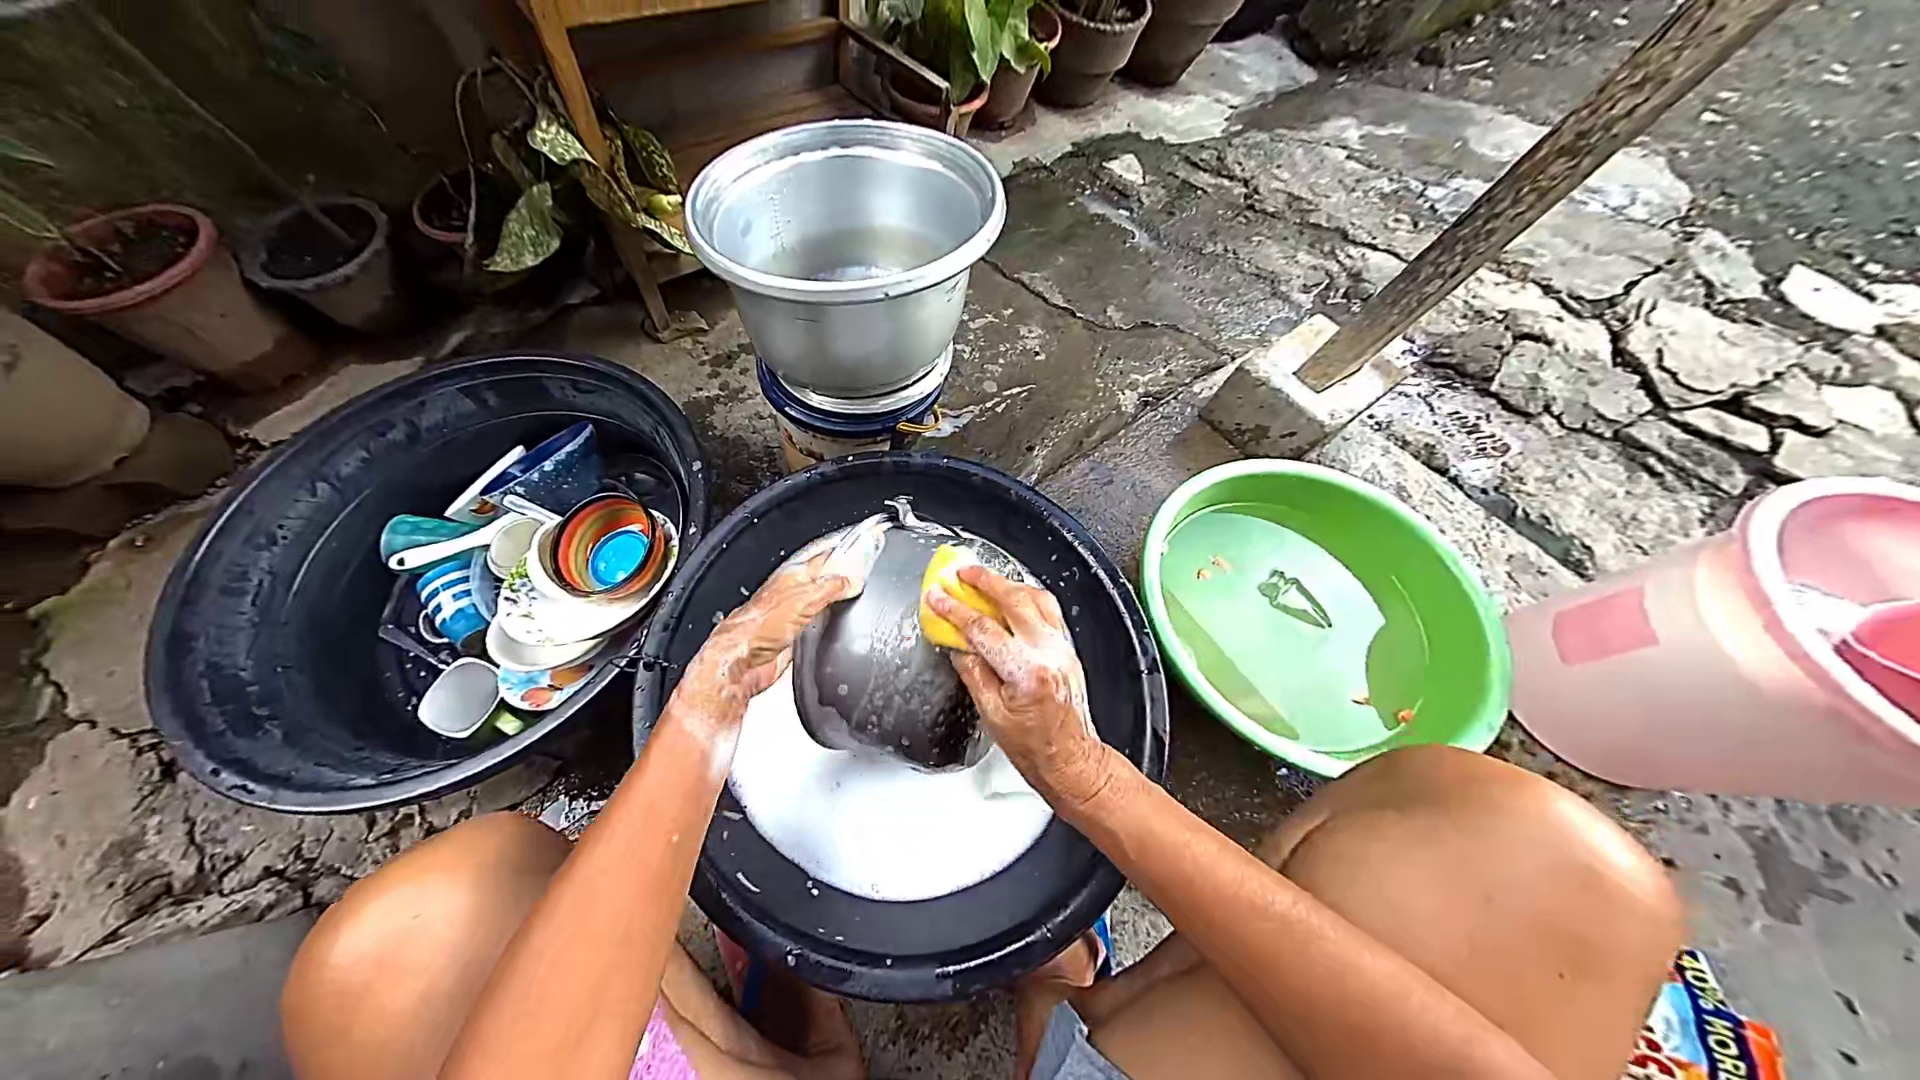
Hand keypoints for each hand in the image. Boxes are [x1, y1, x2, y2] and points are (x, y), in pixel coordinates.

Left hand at [673, 549, 855, 723]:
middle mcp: (792, 592)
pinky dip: (830, 617)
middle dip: (843, 572)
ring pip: (821, 598)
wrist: (740, 663)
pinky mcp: (795, 634)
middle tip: (864, 569)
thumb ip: (829, 589)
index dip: (843, 550)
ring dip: (837, 596)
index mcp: (792, 576)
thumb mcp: (801, 601)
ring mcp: (793, 612)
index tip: (862, 546)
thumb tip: (852, 581)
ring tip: (856, 592)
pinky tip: (838, 619)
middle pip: (823, 577)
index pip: (823, 555)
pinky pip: (818, 620)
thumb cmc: (755, 629)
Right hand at [926, 566, 1115, 810]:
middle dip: (985, 580)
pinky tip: (1013, 598)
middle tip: (962, 572)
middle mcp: (1050, 654)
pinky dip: (1028, 597)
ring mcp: (1062, 648)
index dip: (954, 610)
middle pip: (1015, 600)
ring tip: (985, 579)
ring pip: (1038, 598)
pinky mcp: (1067, 649)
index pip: (983, 629)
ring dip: (1008, 584)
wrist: (1070, 759)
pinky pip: (1049, 610)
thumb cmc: (1035, 747)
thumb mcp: (990, 713)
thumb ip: (973, 671)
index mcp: (1027, 673)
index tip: (937, 597)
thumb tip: (957, 643)